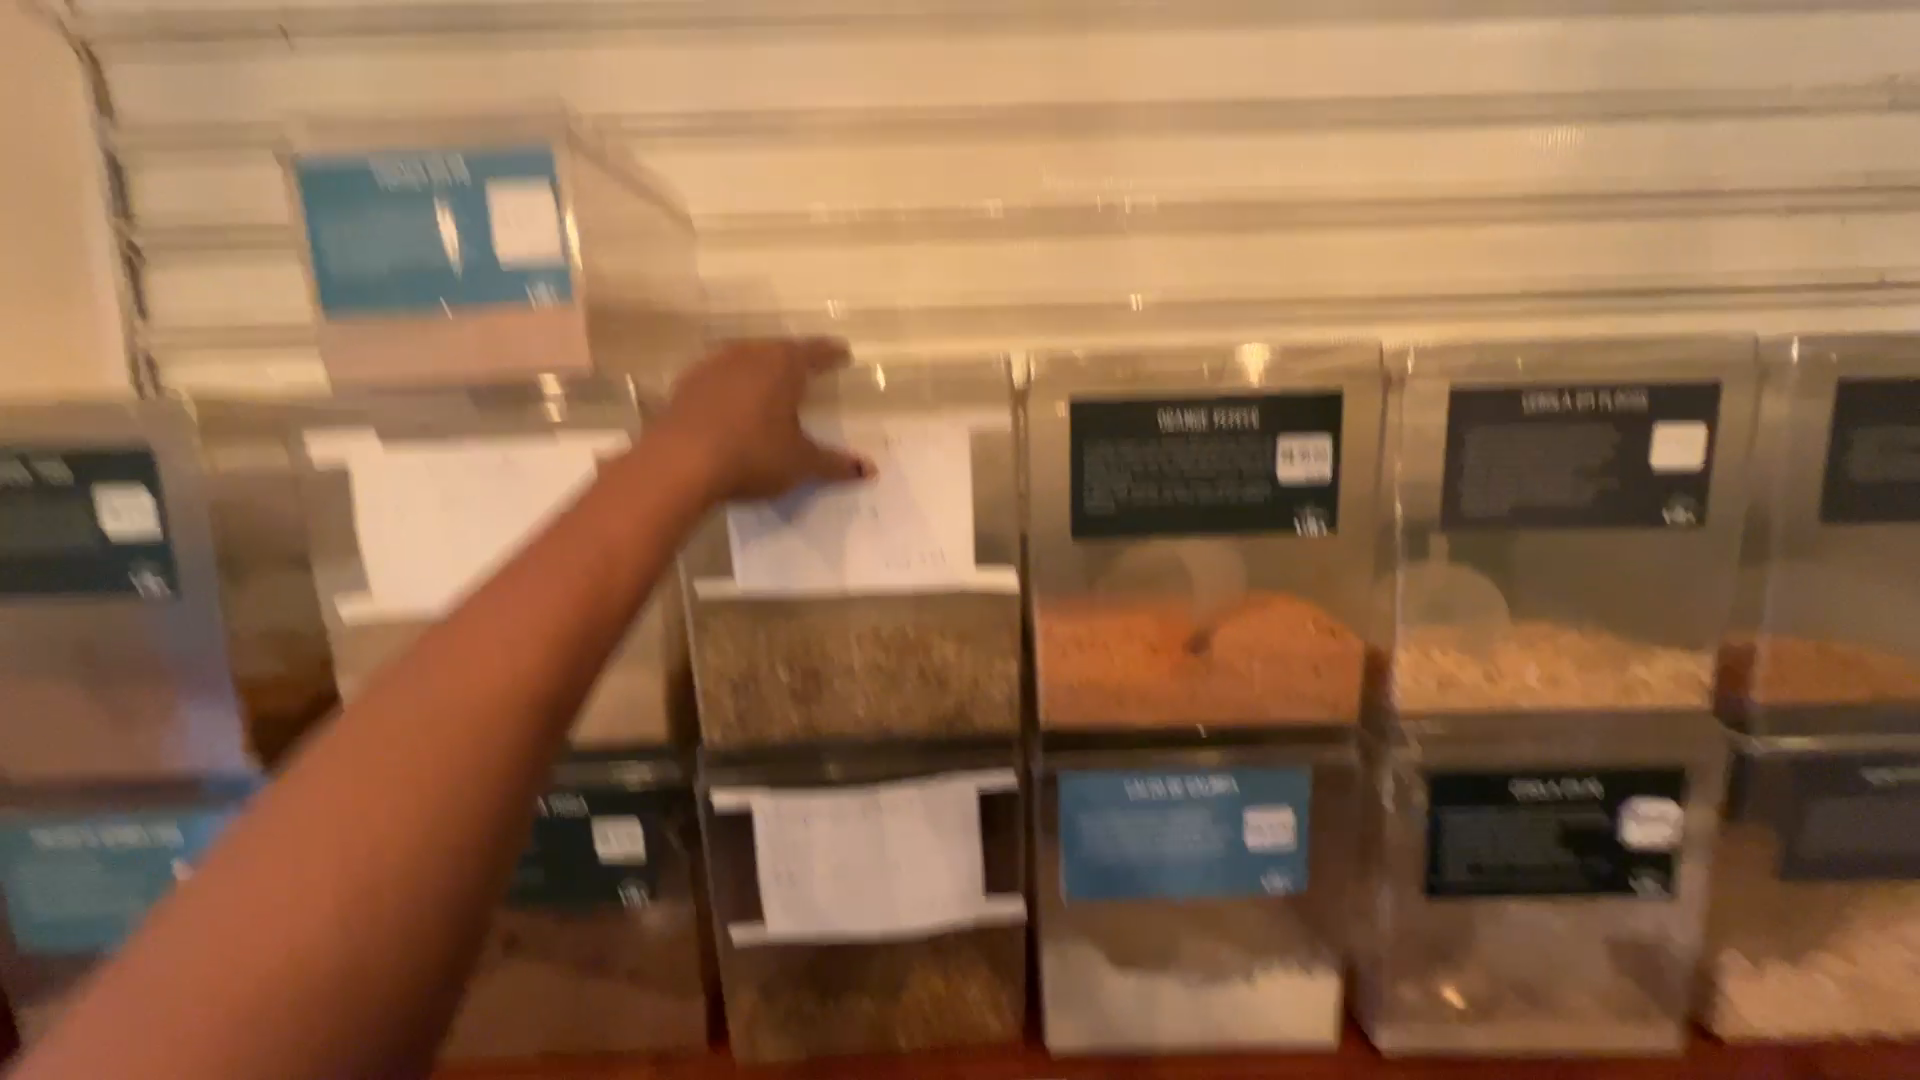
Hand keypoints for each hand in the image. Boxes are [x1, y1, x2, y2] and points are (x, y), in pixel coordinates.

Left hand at [653, 337, 874, 501]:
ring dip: (759, 368)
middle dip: (793, 358)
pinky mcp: (685, 385)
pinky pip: (718, 377)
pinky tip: (732, 403)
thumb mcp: (800, 463)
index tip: (842, 354)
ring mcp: (713, 366)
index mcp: (783, 365)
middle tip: (806, 367)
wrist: (679, 462)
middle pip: (777, 349)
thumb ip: (834, 464)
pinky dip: (731, 386)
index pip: (815, 352)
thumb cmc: (752, 454)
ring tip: (769, 383)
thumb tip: (870, 471)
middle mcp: (749, 355)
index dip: (831, 354)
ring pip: (744, 359)